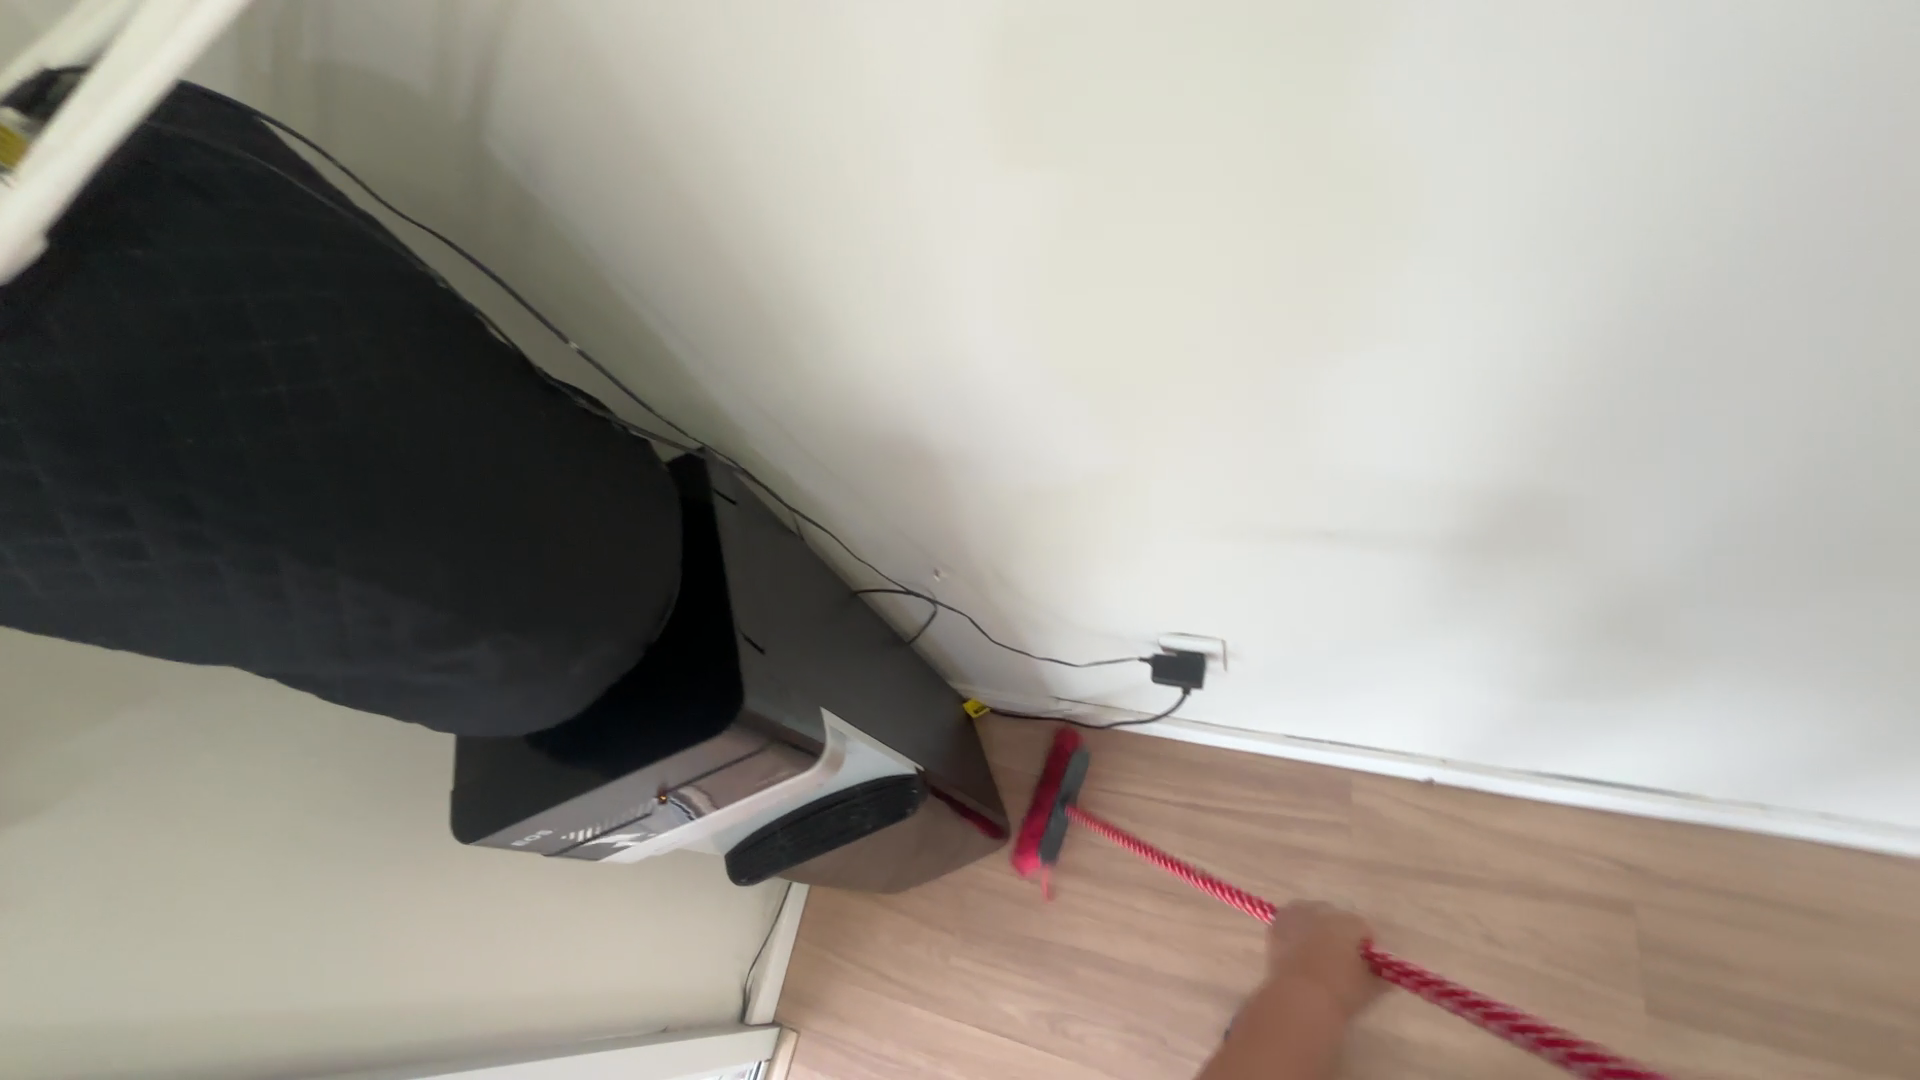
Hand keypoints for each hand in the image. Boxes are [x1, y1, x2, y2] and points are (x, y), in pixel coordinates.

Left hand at [1263, 901, 1385, 1019]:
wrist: (1298, 997)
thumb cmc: (1339, 992)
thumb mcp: (1368, 987)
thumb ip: (1379, 976)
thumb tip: (1383, 974)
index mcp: (1346, 923)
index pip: (1362, 927)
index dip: (1366, 944)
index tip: (1367, 961)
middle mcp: (1320, 911)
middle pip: (1335, 917)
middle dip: (1340, 932)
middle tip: (1341, 956)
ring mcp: (1294, 915)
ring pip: (1309, 914)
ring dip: (1315, 928)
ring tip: (1317, 952)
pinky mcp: (1275, 925)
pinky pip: (1289, 922)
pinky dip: (1295, 932)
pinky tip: (1297, 951)